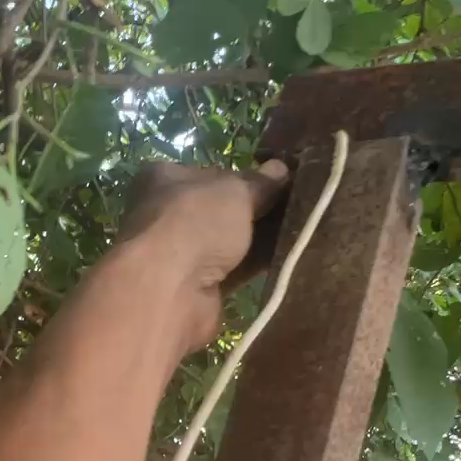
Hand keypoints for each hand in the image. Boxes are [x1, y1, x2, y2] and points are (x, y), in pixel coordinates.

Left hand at [113, 159, 290, 351]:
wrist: (171, 291)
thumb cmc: (195, 223)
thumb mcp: (234, 192)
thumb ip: (259, 184)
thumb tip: (280, 169)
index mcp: (163, 180)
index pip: (209, 174)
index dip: (242, 177)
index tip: (276, 181)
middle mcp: (165, 217)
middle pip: (218, 211)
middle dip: (253, 211)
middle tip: (292, 206)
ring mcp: (178, 256)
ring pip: (226, 244)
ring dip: (257, 240)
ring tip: (297, 231)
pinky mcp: (194, 290)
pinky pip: (231, 272)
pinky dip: (253, 267)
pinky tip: (286, 259)